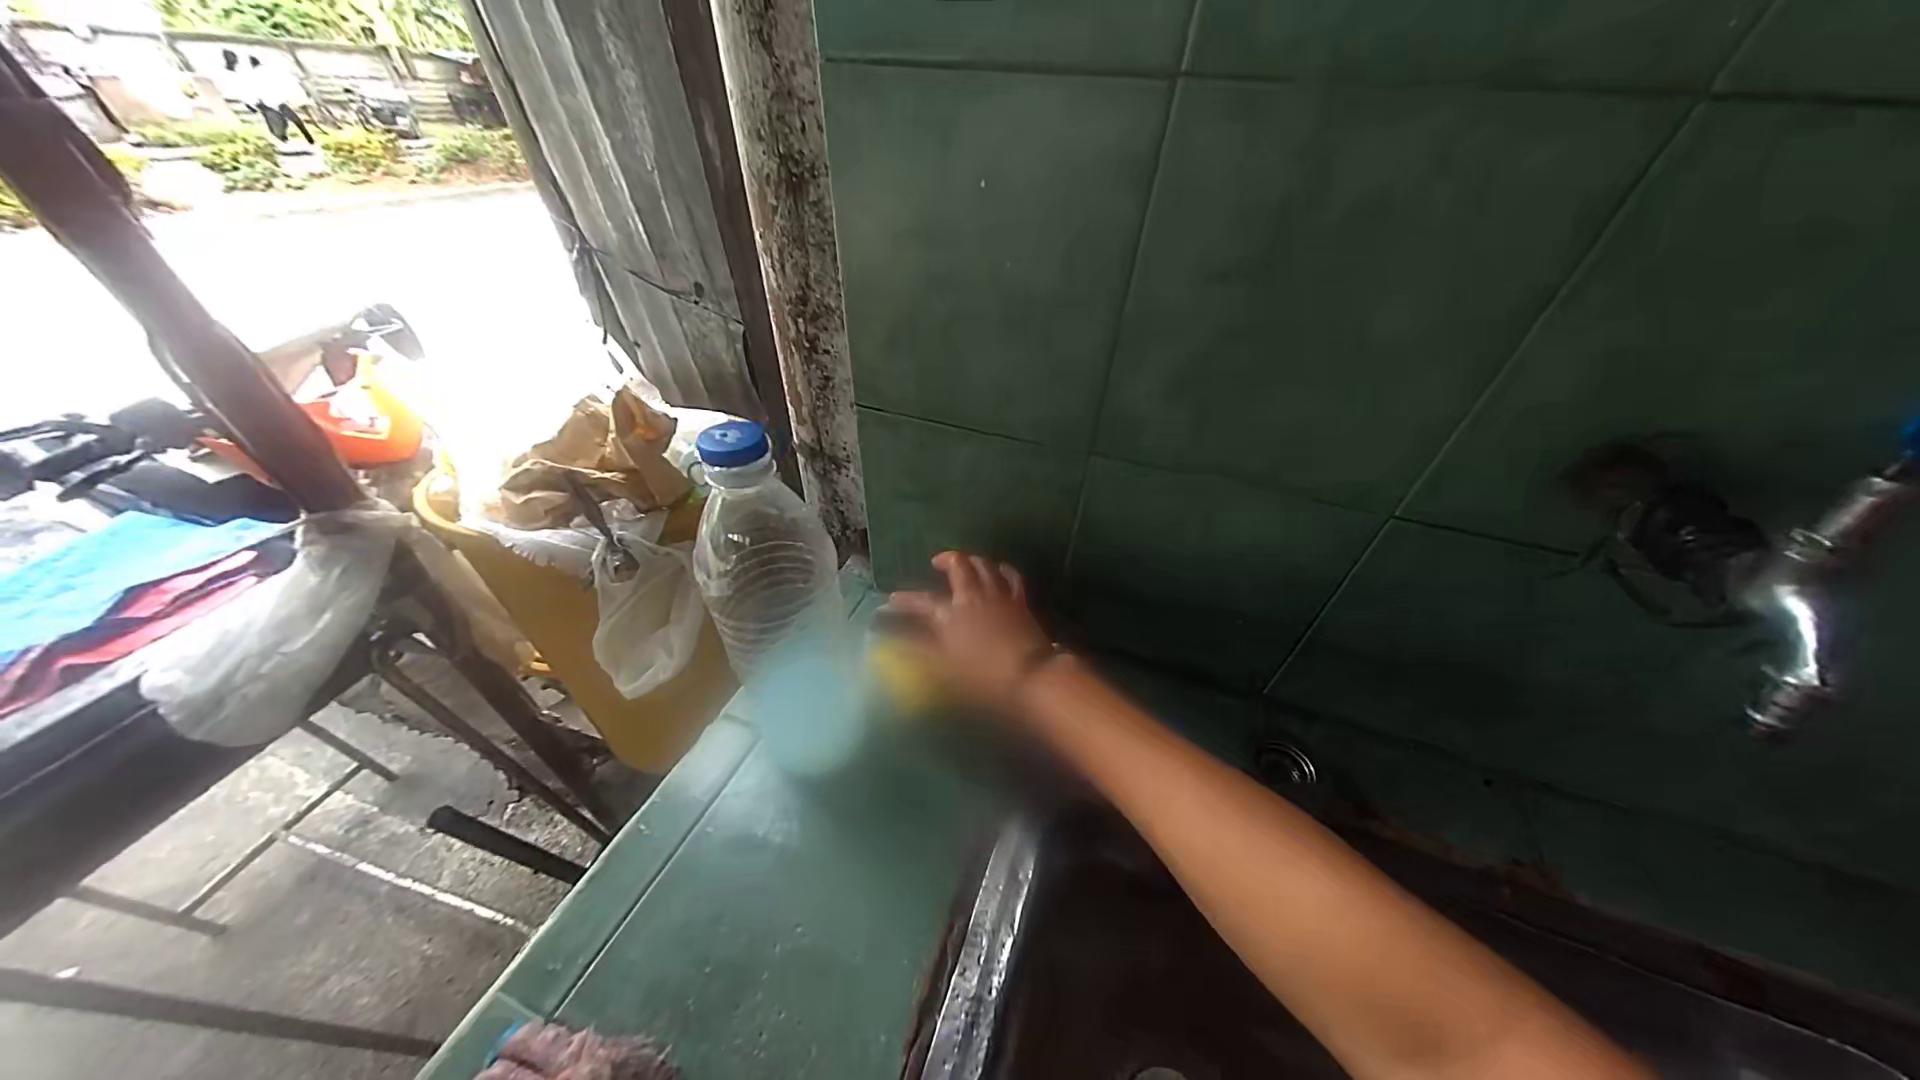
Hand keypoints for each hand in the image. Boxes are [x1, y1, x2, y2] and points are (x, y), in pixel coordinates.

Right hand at [887, 551, 1053, 709]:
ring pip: (985, 565)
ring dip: (972, 560)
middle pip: (959, 566)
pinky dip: (1002, 569)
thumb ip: (919, 652)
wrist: (1031, 675)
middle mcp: (974, 596)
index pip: (923, 602)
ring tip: (966, 563)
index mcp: (952, 613)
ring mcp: (1000, 595)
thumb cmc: (984, 677)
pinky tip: (1000, 570)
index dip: (906, 600)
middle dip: (945, 560)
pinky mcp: (1020, 601)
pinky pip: (1011, 576)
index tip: (892, 601)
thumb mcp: (944, 668)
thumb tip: (893, 644)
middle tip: (936, 563)